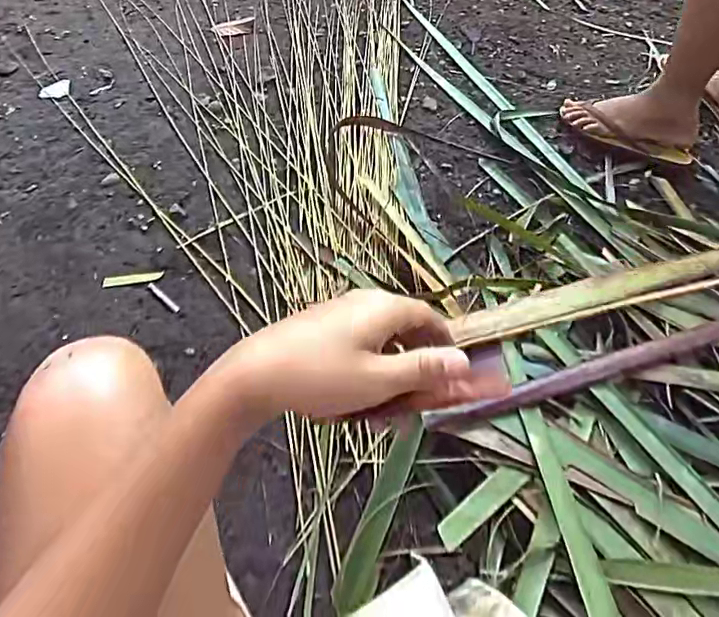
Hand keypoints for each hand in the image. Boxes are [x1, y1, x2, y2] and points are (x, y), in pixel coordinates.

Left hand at [208, 290, 503, 426]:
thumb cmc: (322, 376)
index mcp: (386, 307)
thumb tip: (464, 361)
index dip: (446, 347)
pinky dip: (364, 373)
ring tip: (373, 416)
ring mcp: (343, 312)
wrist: (254, 372)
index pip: (431, 318)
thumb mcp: (379, 380)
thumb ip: (423, 370)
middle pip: (406, 334)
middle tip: (407, 411)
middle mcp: (367, 301)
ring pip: (381, 345)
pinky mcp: (324, 326)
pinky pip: (359, 347)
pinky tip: (349, 404)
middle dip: (411, 373)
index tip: (452, 377)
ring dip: (387, 379)